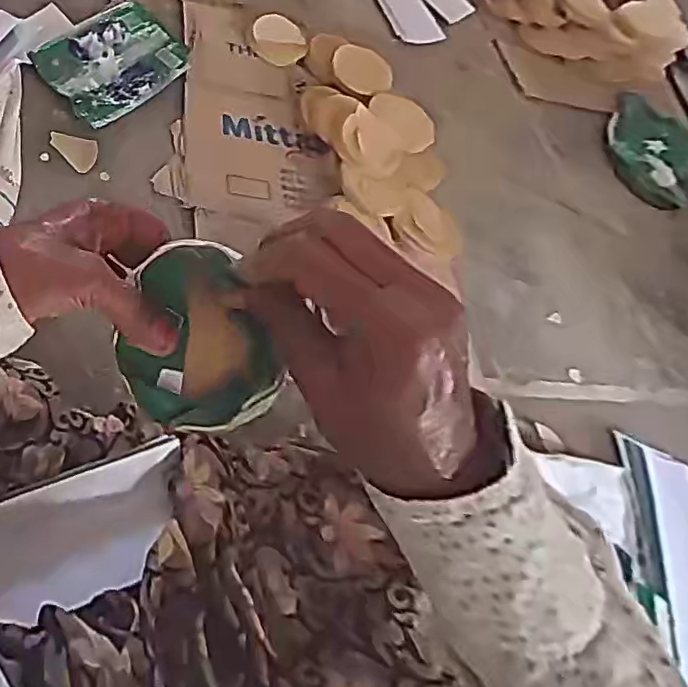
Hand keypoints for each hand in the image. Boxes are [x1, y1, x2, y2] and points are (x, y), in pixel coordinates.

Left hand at [0, 200, 178, 355]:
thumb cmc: (34, 268)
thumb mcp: (90, 281)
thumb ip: (133, 309)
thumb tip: (169, 339)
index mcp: (99, 217)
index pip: (150, 229)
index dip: (170, 252)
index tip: (189, 281)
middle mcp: (91, 233)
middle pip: (137, 253)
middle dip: (157, 277)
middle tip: (179, 306)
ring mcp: (77, 258)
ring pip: (120, 274)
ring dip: (138, 295)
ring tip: (161, 320)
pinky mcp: (64, 283)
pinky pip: (103, 292)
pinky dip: (118, 306)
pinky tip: (130, 326)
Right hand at [241, 209, 505, 499]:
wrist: (445, 458)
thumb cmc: (376, 435)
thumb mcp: (320, 385)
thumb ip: (285, 323)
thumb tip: (244, 285)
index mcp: (390, 326)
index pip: (315, 259)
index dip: (269, 260)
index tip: (242, 277)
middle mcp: (417, 291)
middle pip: (338, 227)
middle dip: (287, 239)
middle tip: (260, 267)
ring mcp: (431, 283)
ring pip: (356, 231)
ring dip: (310, 241)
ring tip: (283, 272)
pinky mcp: (432, 284)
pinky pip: (373, 248)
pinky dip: (336, 253)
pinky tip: (317, 281)